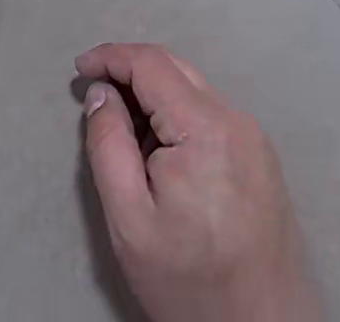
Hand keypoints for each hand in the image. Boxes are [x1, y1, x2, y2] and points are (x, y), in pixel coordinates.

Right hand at [78, 43, 318, 321]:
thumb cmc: (190, 282)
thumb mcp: (129, 218)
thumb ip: (108, 144)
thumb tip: (102, 93)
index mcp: (206, 129)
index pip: (151, 64)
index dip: (110, 56)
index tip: (80, 68)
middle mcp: (236, 121)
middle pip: (173, 67)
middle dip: (128, 69)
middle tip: (95, 94)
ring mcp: (253, 137)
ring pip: (191, 87)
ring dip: (152, 93)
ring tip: (124, 130)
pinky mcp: (259, 155)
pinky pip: (208, 112)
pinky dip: (175, 112)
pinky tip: (158, 147)